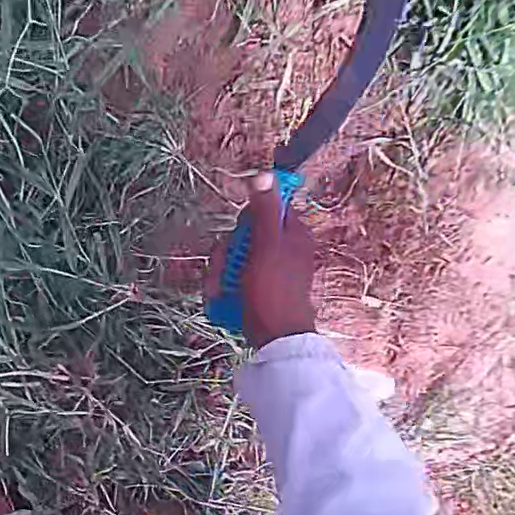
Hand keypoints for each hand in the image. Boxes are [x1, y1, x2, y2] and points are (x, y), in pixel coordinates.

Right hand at [208, 171, 316, 347]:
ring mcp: (270, 271)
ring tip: (223, 289)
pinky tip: (224, 298)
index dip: (247, 221)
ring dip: (222, 273)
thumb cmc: (273, 291)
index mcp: (293, 234)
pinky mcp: (258, 289)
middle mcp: (283, 249)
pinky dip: (226, 287)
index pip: (264, 210)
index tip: (242, 235)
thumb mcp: (267, 246)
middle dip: (228, 253)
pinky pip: (235, 278)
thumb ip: (265, 211)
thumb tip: (265, 174)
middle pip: (244, 236)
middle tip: (228, 269)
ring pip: (235, 259)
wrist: (276, 340)